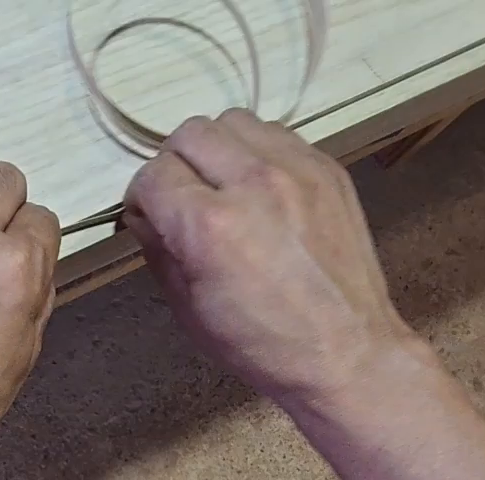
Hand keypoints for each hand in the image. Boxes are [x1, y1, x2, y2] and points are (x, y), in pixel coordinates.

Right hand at [122, 109, 433, 414]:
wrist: (343, 351)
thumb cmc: (258, 345)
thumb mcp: (189, 310)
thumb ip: (159, 251)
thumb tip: (145, 216)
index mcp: (209, 227)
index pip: (152, 176)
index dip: (141, 200)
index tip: (148, 220)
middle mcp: (251, 182)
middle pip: (189, 134)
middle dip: (173, 167)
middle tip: (181, 202)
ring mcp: (295, 168)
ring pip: (232, 122)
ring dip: (215, 151)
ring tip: (221, 190)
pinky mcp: (326, 167)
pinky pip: (274, 134)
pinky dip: (254, 154)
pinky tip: (258, 193)